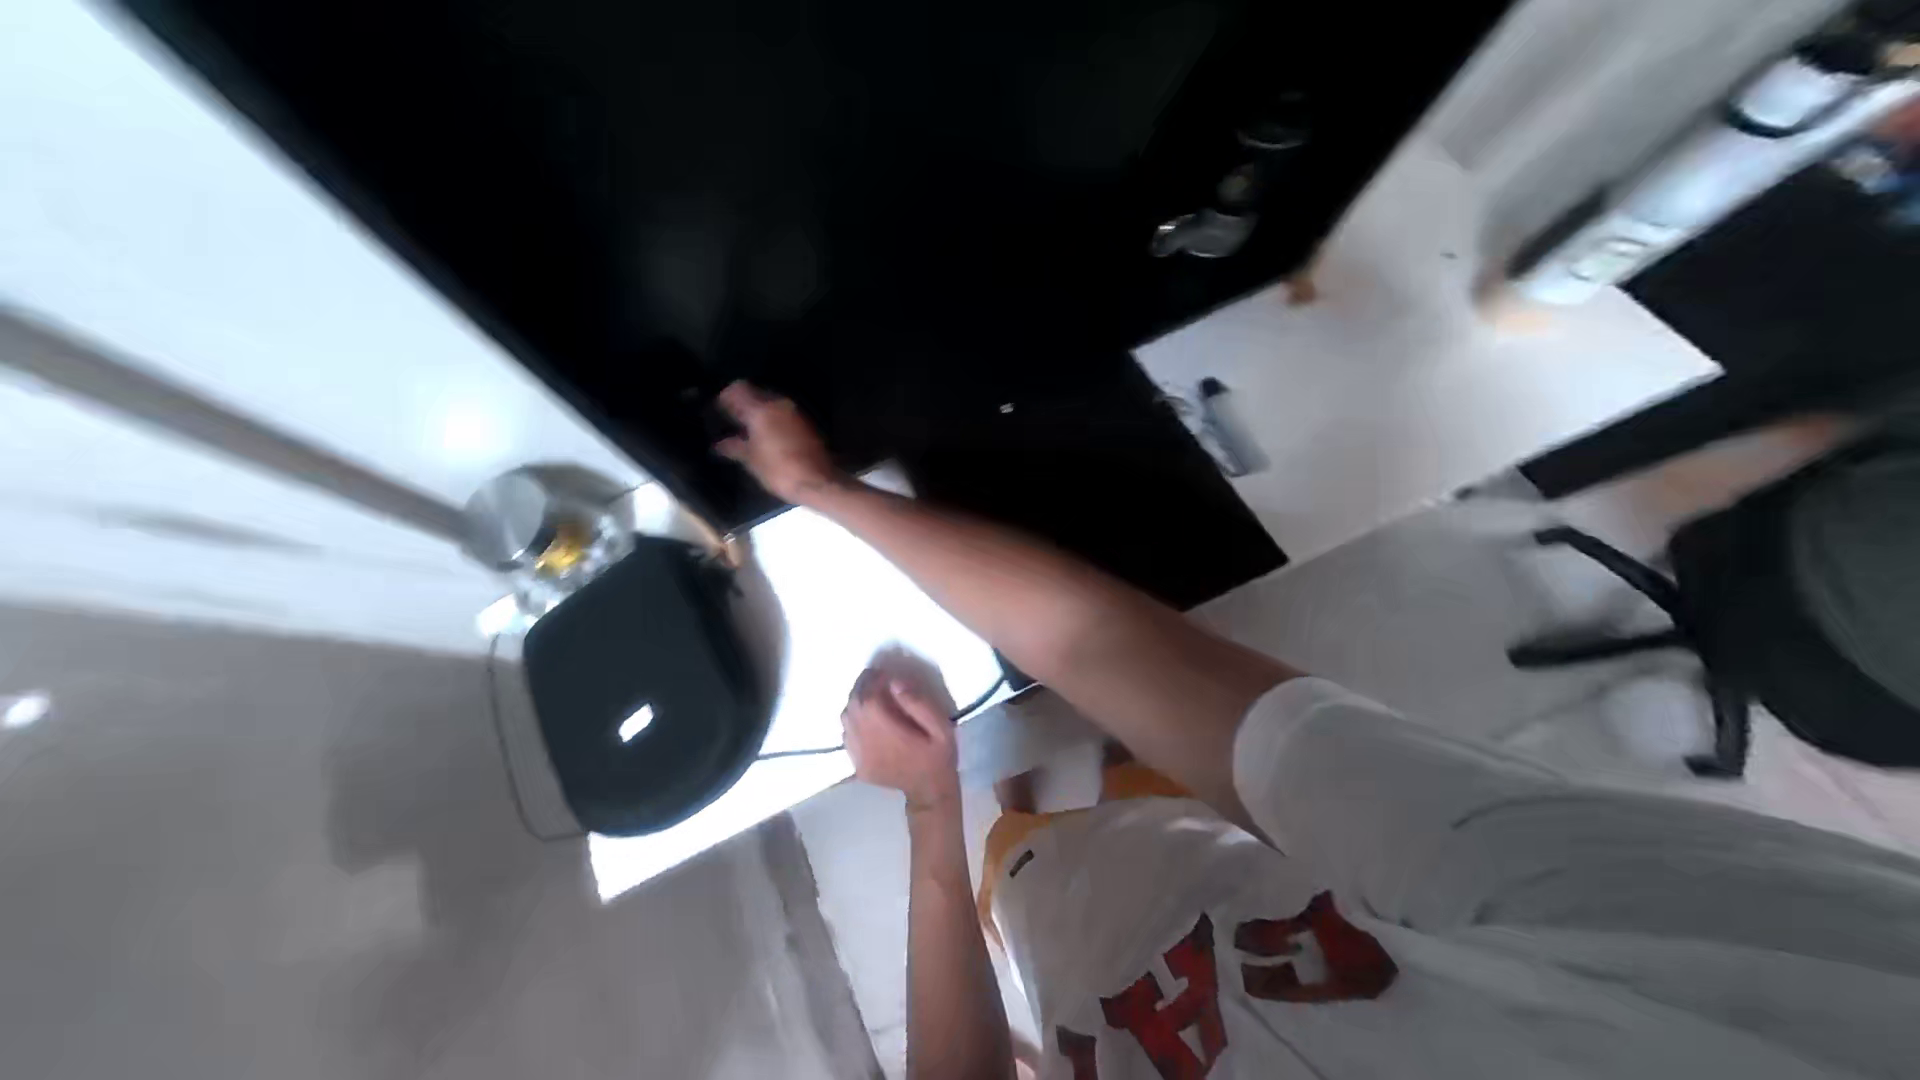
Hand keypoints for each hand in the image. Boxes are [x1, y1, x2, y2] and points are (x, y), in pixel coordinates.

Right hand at [714, 381, 843, 504]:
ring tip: (748, 429)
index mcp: (761, 410)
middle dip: (743, 404)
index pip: (737, 390)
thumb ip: (734, 447)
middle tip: (732, 419)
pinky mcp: (807, 423)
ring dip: (759, 411)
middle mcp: (780, 405)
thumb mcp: (752, 460)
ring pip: (771, 403)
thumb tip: (720, 444)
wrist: (818, 481)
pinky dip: (773, 419)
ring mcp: (796, 413)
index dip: (725, 397)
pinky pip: (784, 414)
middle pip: (756, 393)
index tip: (718, 409)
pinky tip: (767, 435)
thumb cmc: (780, 470)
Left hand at [841, 648, 959, 810]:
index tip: (883, 672)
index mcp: (889, 733)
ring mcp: (859, 756)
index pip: (869, 699)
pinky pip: (846, 735)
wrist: (929, 792)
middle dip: (862, 686)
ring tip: (870, 693)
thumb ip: (918, 703)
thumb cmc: (938, 756)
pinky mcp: (857, 764)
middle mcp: (868, 743)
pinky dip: (852, 720)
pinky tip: (866, 717)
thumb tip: (895, 683)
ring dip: (856, 702)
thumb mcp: (940, 727)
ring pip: (846, 719)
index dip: (873, 681)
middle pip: (854, 706)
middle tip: (874, 676)